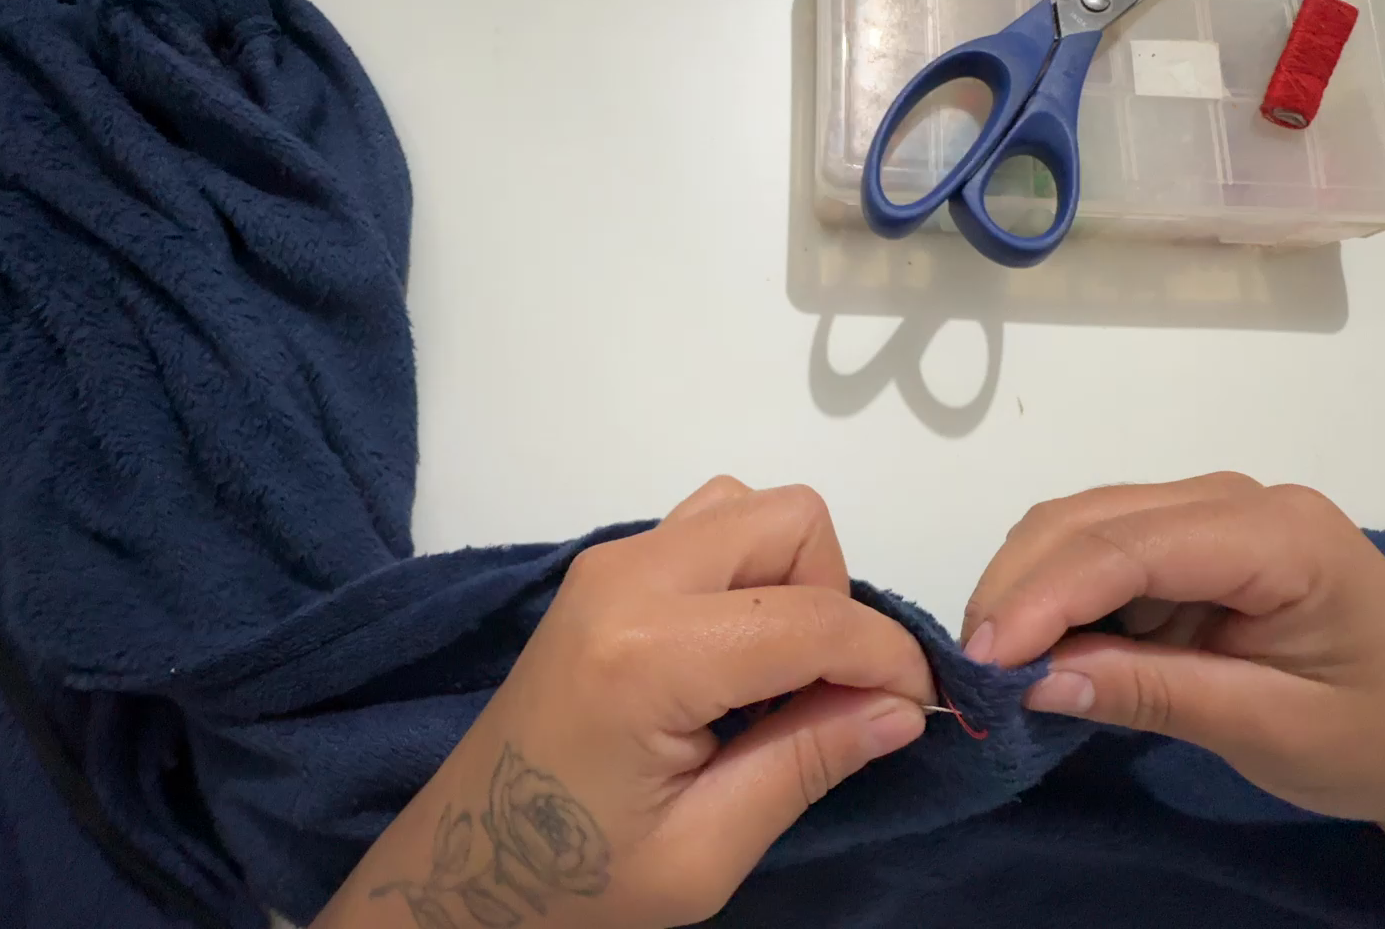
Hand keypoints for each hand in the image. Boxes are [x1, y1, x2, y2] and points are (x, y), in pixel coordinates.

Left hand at [314, 478, 932, 928]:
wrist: (464, 858)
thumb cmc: (576, 878)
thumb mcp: (704, 853)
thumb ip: (808, 760)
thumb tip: (904, 703)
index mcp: (649, 653)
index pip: (813, 618)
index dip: (888, 656)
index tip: (920, 701)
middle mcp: (631, 573)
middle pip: (791, 520)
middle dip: (835, 597)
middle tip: (819, 685)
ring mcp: (615, 556)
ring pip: (755, 506)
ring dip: (794, 574)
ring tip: (771, 663)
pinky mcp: (612, 561)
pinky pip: (715, 521)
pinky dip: (753, 565)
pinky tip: (732, 639)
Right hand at [958, 472, 1384, 825]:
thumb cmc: (1384, 743)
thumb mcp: (1275, 733)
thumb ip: (1152, 694)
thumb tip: (1029, 680)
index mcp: (1280, 535)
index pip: (1129, 548)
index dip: (1044, 597)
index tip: (984, 659)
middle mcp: (1230, 498)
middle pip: (1085, 520)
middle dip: (1017, 587)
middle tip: (974, 665)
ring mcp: (1201, 508)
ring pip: (1073, 523)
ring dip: (1023, 584)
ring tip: (996, 655)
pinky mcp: (1178, 532)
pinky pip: (1089, 546)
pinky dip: (1049, 590)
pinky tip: (1037, 636)